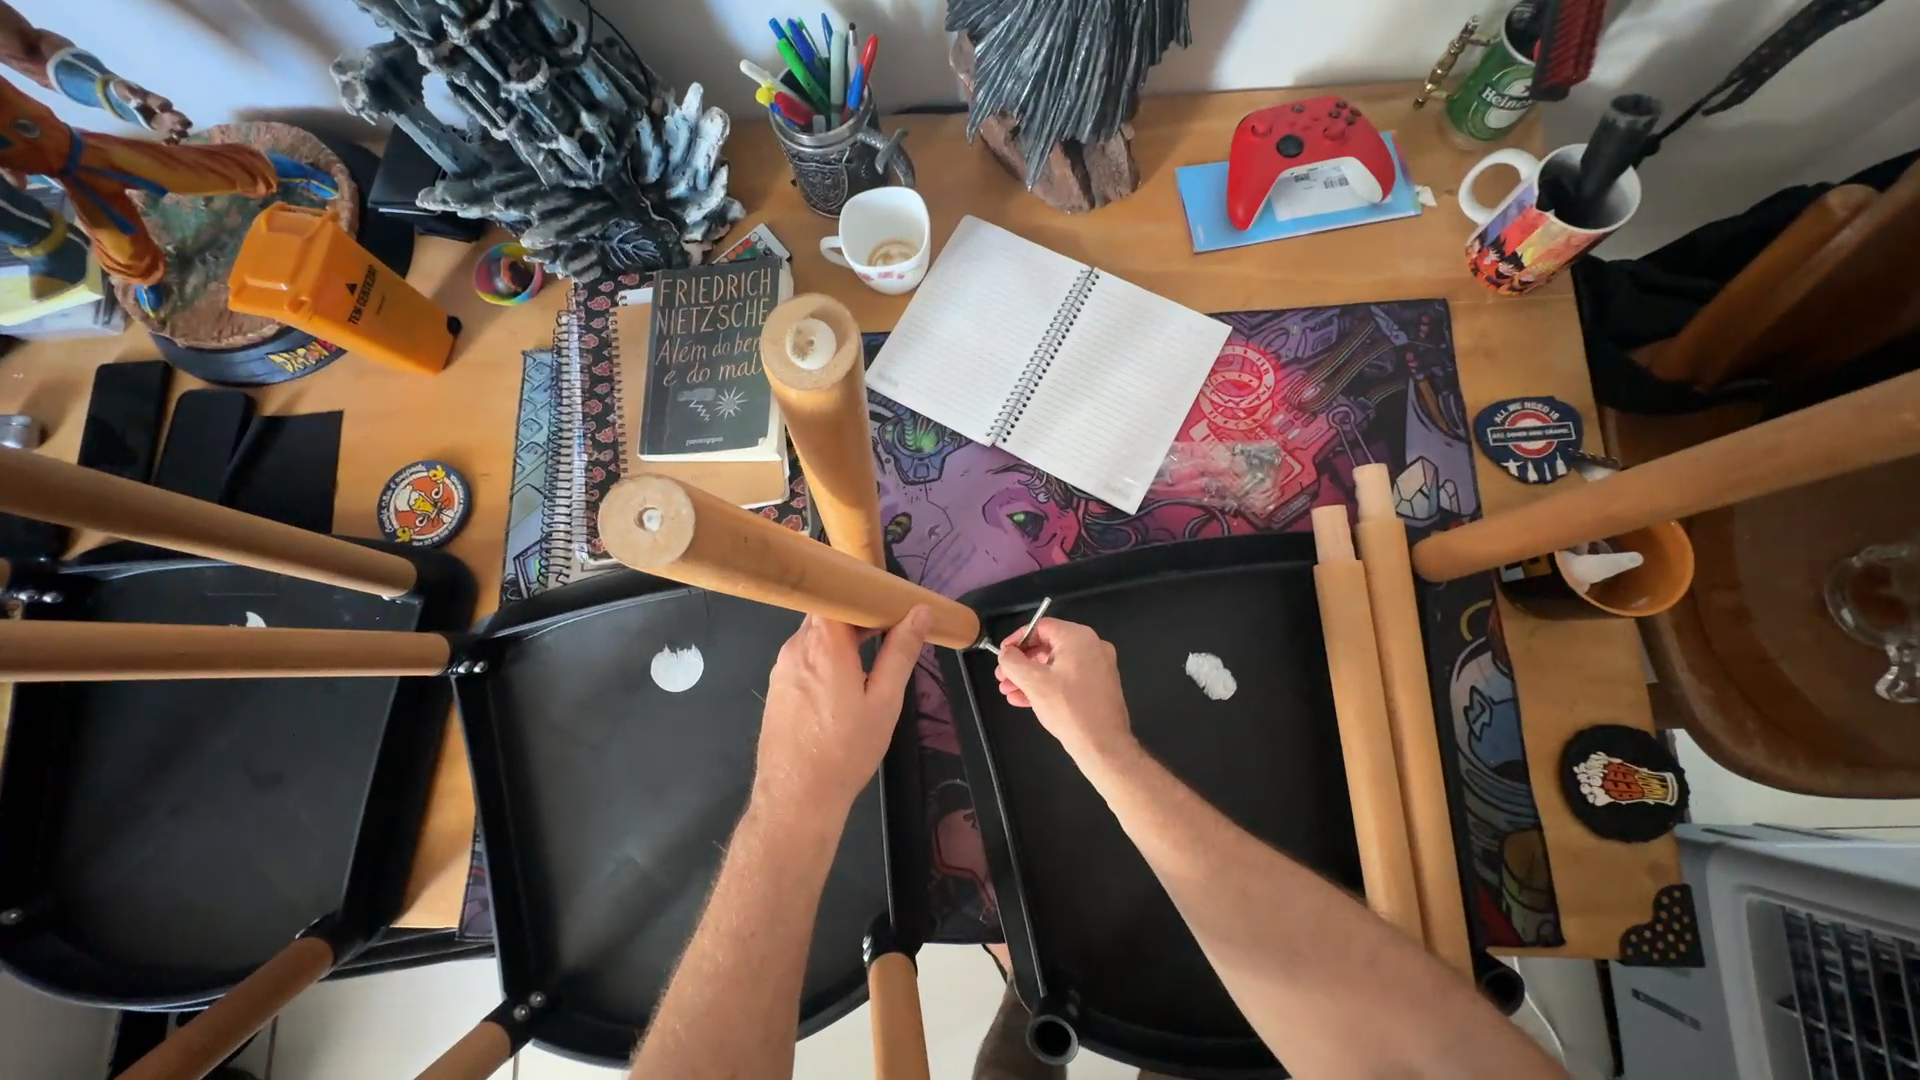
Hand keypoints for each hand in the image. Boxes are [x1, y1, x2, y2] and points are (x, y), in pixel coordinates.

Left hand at [113, 81, 189, 141]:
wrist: (130, 103)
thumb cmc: (128, 94)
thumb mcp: (124, 89)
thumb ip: (130, 92)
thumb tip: (135, 96)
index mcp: (158, 101)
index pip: (165, 103)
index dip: (164, 106)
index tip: (159, 110)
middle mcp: (168, 112)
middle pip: (180, 117)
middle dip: (182, 122)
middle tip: (180, 126)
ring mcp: (168, 123)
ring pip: (181, 129)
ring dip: (180, 133)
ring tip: (175, 136)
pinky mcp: (166, 131)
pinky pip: (173, 138)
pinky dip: (171, 141)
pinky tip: (165, 143)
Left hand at [752, 606, 930, 813]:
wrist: (796, 798)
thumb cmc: (846, 750)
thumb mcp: (885, 700)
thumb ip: (901, 652)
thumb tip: (918, 612)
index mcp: (824, 643)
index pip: (837, 590)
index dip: (863, 590)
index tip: (889, 601)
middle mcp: (795, 647)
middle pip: (826, 611)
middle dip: (857, 616)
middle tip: (890, 631)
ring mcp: (781, 667)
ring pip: (814, 635)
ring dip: (842, 638)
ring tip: (871, 660)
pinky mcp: (777, 686)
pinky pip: (803, 656)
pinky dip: (825, 658)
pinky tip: (844, 684)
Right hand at [994, 618, 1133, 763]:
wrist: (1103, 745)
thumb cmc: (1068, 708)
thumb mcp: (1033, 682)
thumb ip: (1013, 662)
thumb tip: (1006, 654)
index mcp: (1078, 637)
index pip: (1041, 627)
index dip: (1017, 640)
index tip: (1002, 654)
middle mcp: (1092, 646)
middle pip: (1047, 647)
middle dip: (1021, 664)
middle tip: (1002, 678)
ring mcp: (1097, 667)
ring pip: (1055, 665)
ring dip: (1029, 677)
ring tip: (1009, 692)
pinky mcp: (1098, 686)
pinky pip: (1067, 678)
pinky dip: (1046, 686)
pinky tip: (1025, 700)